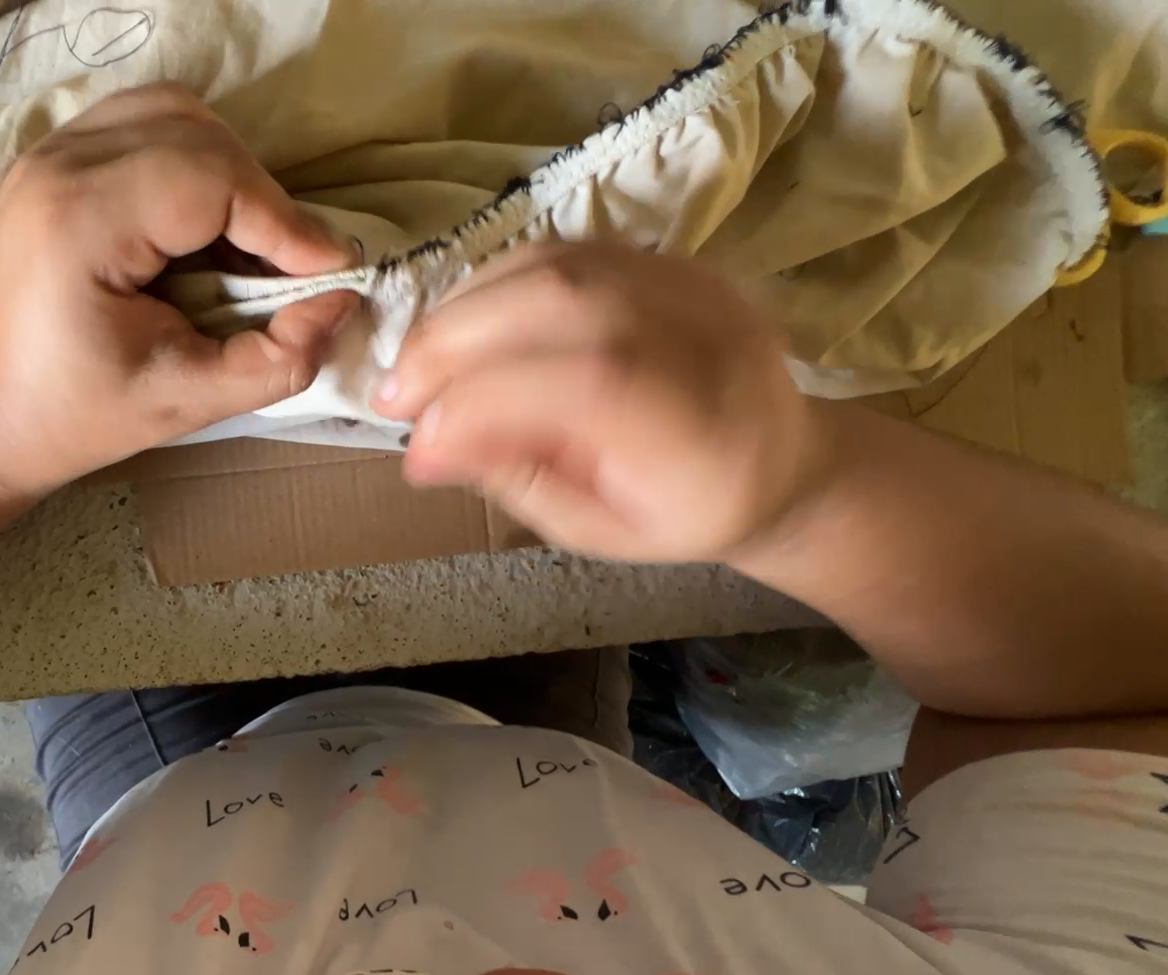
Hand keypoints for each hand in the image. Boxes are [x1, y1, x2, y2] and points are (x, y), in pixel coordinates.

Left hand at [0, 83, 358, 501]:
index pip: (211, 179)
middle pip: (198, 134)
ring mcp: (49, 154)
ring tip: (253, 245)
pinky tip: (206, 226)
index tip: (332, 271)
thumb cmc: (82, 419)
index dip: (285, 222)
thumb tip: (341, 299)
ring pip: (175, 116)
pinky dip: (195, 166)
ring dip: (232, 174)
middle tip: (292, 266)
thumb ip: (279, 358)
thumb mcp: (189, 403)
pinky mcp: (54, 163)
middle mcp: (58, 165)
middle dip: (263, 199)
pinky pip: (147, 128)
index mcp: (79, 222)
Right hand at [371, 242, 830, 563]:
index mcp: (702, 423)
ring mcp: (685, 281)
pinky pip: (555, 251)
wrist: (775, 458)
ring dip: (458, 311)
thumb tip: (425, 448)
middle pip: (560, 300)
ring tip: (415, 366)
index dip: (482, 404)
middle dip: (449, 344)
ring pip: (548, 264)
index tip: (416, 447)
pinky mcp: (661, 257)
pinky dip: (486, 287)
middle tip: (392, 397)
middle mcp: (701, 333)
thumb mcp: (595, 528)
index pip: (584, 383)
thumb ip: (517, 479)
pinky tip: (457, 329)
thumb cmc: (680, 512)